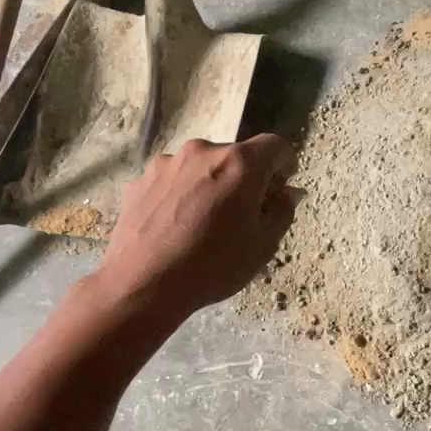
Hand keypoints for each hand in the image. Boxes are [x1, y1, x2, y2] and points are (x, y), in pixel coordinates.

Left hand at [95, 135, 296, 324]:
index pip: (275, 146)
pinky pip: (175, 177)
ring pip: (204, 165)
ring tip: (204, 220)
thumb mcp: (264, 245)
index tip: (279, 189)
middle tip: (243, 213)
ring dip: (213, 183)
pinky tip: (177, 224)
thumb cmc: (213, 266)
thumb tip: (287, 193)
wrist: (142, 284)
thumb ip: (283, 210)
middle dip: (246, 178)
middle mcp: (204, 151)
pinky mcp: (142, 177)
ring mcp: (168, 162)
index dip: (285, 165)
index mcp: (241, 164)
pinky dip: (184, 192)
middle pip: (237, 155)